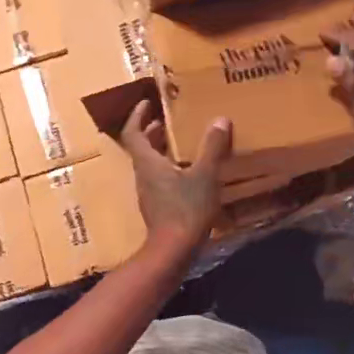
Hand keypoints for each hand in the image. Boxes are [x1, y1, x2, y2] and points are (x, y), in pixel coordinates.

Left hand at [117, 99, 231, 255]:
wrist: (173, 251)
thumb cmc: (186, 210)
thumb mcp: (204, 176)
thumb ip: (212, 148)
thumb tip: (220, 120)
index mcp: (148, 163)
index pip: (133, 133)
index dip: (137, 116)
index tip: (146, 102)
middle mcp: (143, 176)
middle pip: (141, 148)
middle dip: (153, 131)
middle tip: (168, 119)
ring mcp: (148, 193)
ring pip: (150, 164)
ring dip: (162, 150)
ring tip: (182, 141)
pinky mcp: (157, 207)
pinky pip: (159, 179)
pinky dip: (170, 168)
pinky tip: (189, 171)